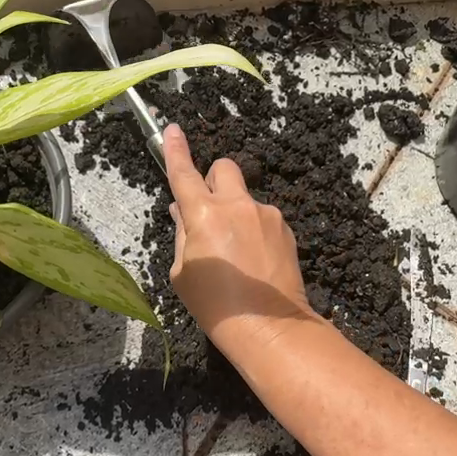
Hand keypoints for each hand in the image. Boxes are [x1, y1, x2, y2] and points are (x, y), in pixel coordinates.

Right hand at [163, 124, 317, 354]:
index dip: (175, 150)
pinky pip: (263, 217)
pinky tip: (257, 260)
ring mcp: (265, 213)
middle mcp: (236, 205)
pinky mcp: (285, 227)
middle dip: (214, 180)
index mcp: (204, 214)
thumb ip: (183, 234)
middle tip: (210, 209)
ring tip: (238, 253)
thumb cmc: (215, 305)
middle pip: (223, 168)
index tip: (171, 129)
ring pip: (245, 197)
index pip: (184, 173)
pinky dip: (256, 229)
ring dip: (237, 212)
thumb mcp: (183, 273)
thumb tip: (182, 211)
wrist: (269, 326)